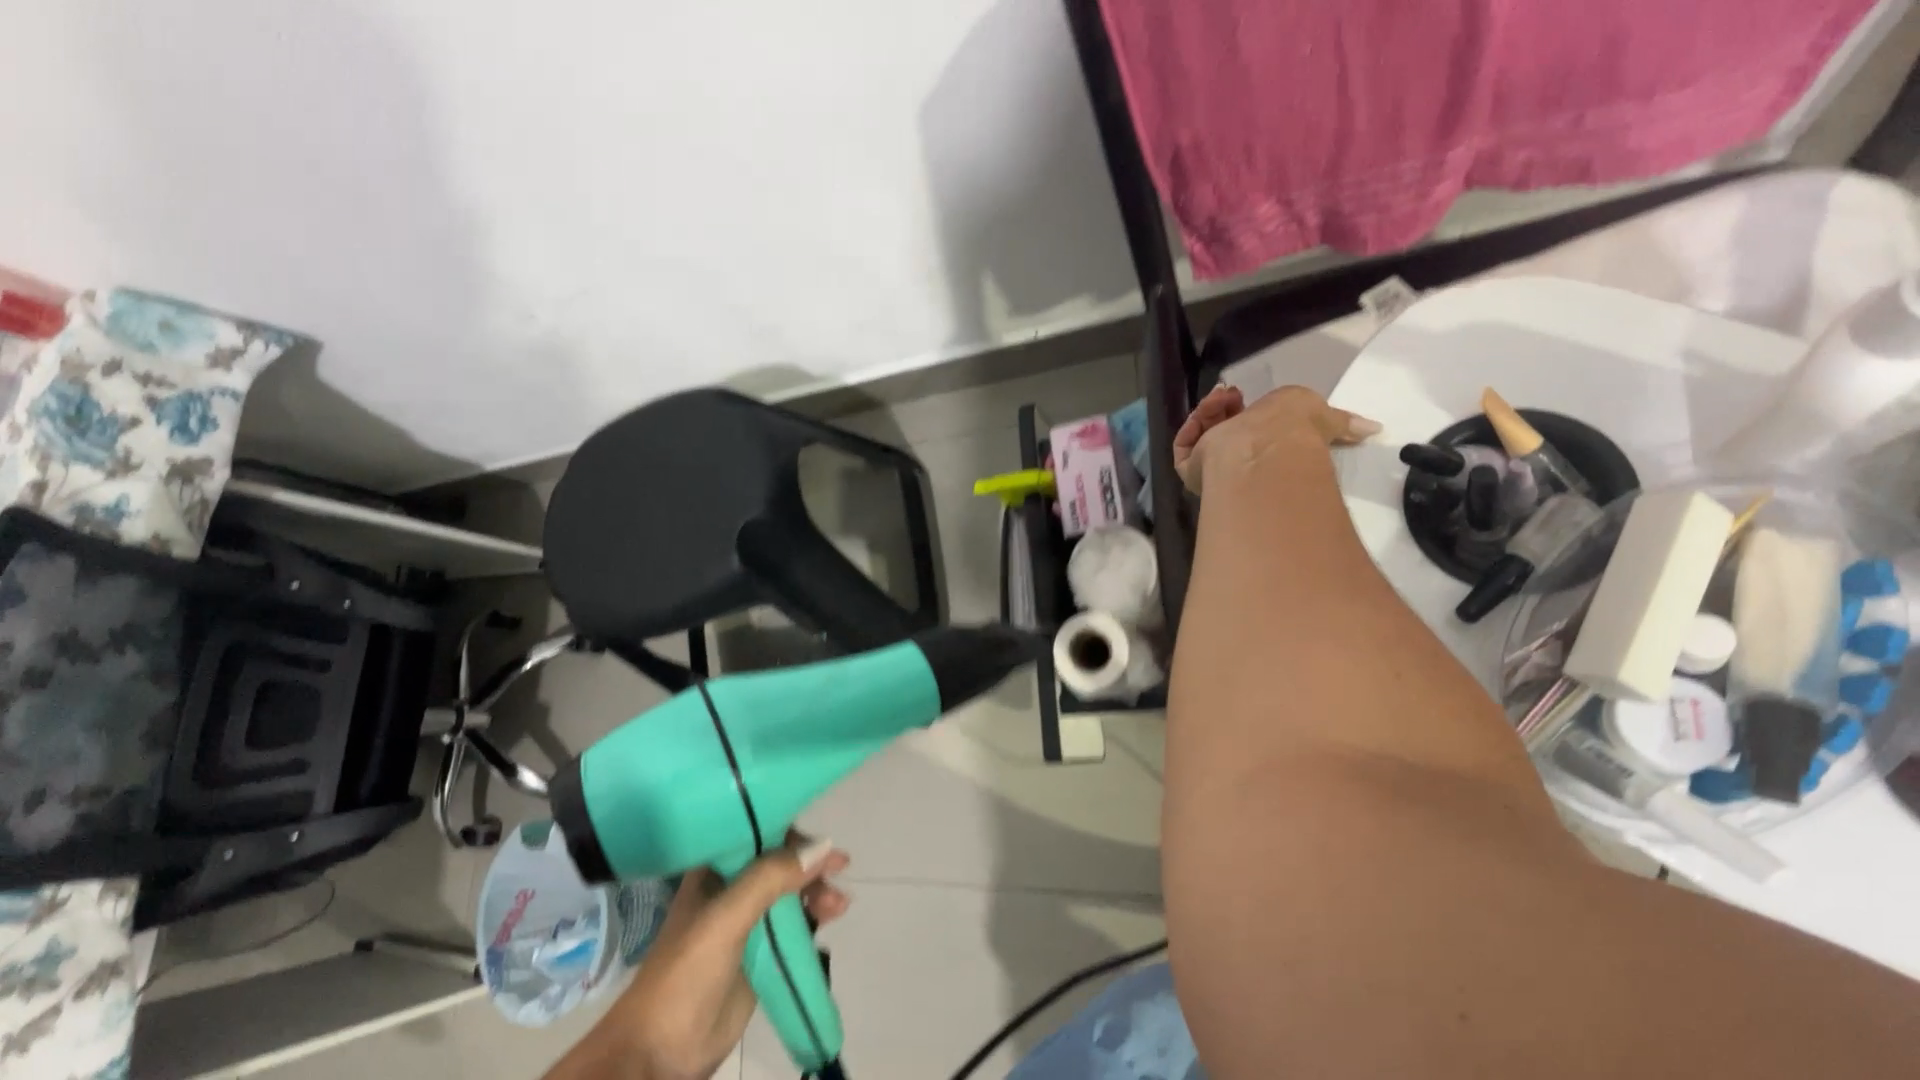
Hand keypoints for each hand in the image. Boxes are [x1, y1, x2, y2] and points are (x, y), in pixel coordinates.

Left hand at [555, 837, 850, 1079]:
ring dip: (817, 891)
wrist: (663, 1051)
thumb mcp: (724, 919)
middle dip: (810, 865)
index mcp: (712, 874)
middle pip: (780, 864)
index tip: (821, 841)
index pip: (756, 835)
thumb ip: (769, 879)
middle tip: (838, 873)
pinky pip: (795, 925)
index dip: (789, 833)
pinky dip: (816, 916)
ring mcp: (747, 924)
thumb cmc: (685, 973)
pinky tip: (832, 917)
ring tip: (839, 905)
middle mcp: (731, 891)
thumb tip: (823, 847)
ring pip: (791, 894)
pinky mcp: (761, 955)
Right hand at [1172, 384, 1378, 493]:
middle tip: (1228, 394)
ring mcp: (1215, 469)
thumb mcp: (1325, 415)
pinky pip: (1184, 448)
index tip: (1242, 394)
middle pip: (1224, 431)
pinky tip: (1205, 412)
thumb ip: (1342, 422)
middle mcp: (1241, 462)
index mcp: (1270, 450)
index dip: (1247, 409)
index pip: (1253, 429)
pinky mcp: (1192, 472)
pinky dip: (1191, 428)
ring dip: (1208, 413)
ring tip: (1219, 399)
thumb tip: (1375, 430)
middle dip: (1224, 408)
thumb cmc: (1289, 432)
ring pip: (1203, 437)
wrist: (1258, 455)